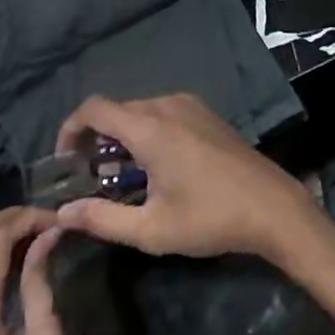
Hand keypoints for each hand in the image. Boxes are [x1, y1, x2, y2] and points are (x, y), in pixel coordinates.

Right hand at [53, 94, 317, 260]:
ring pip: (141, 111)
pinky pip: (163, 113)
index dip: (70, 128)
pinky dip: (147, 132)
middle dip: (96, 140)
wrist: (270, 204)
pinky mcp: (206, 113)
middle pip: (118, 110)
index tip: (64, 161)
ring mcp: (191, 105)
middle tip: (91, 180)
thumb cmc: (209, 217)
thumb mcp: (151, 229)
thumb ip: (102, 219)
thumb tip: (63, 213)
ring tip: (122, 179)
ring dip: (123, 138)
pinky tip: (155, 167)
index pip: (95, 108)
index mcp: (151, 127)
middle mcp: (168, 105)